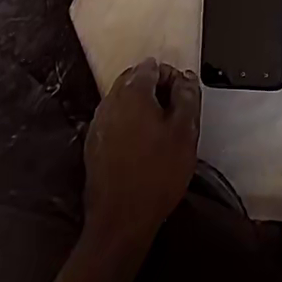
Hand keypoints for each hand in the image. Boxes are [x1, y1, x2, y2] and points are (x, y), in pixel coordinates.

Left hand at [83, 59, 200, 244]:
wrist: (120, 215)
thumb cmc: (157, 173)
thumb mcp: (184, 134)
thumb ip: (187, 98)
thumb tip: (186, 77)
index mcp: (133, 91)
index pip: (152, 66)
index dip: (172, 77)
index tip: (185, 97)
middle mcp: (111, 99)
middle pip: (134, 79)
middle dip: (156, 88)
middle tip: (176, 112)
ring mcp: (99, 119)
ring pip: (123, 98)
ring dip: (142, 105)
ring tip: (161, 129)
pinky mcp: (93, 140)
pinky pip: (114, 118)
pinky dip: (128, 121)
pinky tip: (142, 143)